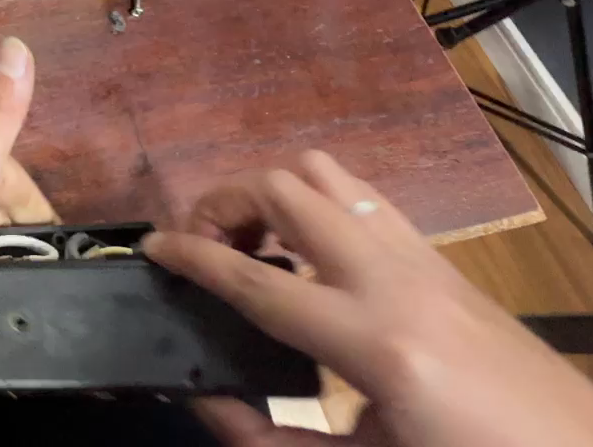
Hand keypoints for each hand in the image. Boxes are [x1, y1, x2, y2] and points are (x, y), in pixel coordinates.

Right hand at [142, 151, 592, 446]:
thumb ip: (272, 441)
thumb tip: (206, 401)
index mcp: (375, 344)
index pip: (251, 279)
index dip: (189, 255)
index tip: (151, 248)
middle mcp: (393, 277)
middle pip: (281, 191)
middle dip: (223, 205)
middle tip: (206, 249)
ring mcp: (423, 257)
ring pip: (322, 172)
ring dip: (270, 191)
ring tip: (255, 239)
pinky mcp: (441, 257)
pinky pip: (360, 196)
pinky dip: (313, 202)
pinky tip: (309, 252)